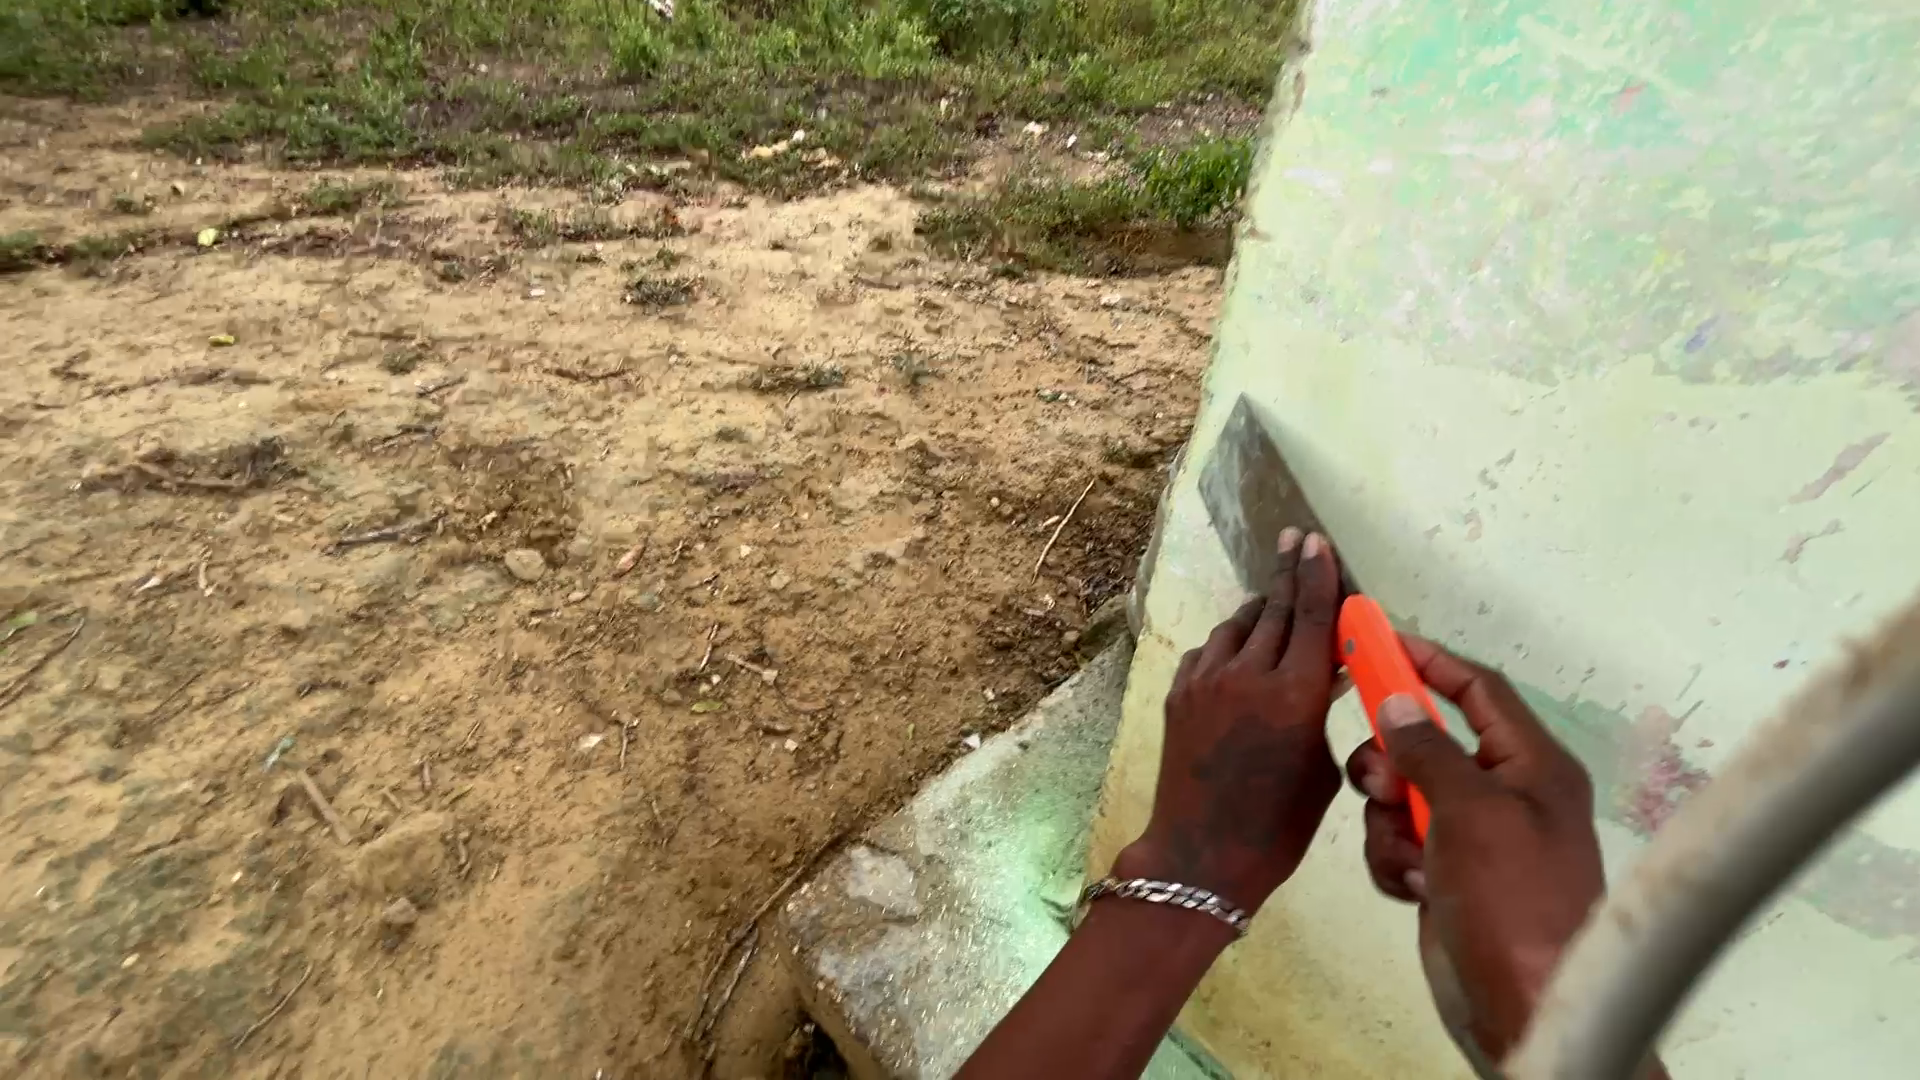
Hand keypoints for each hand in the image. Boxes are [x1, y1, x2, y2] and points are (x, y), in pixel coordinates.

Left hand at [1115, 528, 1342, 912]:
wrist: (1201, 852)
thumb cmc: (1279, 824)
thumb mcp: (1321, 767)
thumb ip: (1320, 710)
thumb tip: (1324, 669)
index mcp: (1294, 693)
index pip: (1311, 617)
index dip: (1317, 575)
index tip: (1316, 542)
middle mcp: (1246, 674)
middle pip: (1272, 610)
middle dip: (1287, 572)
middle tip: (1294, 539)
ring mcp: (1204, 680)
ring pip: (1236, 627)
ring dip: (1257, 610)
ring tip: (1271, 597)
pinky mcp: (1177, 693)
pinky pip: (1207, 653)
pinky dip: (1227, 645)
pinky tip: (1236, 651)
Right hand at [1345, 636, 1604, 1059]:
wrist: (1520, 1010)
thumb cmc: (1511, 898)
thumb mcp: (1468, 811)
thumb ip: (1425, 748)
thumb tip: (1394, 700)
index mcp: (1528, 766)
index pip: (1475, 689)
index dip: (1426, 658)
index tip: (1373, 640)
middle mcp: (1498, 791)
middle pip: (1421, 740)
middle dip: (1390, 763)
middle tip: (1377, 782)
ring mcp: (1467, 833)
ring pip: (1396, 791)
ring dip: (1388, 822)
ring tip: (1407, 856)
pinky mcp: (1440, 868)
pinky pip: (1393, 836)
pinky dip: (1392, 857)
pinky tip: (1411, 888)